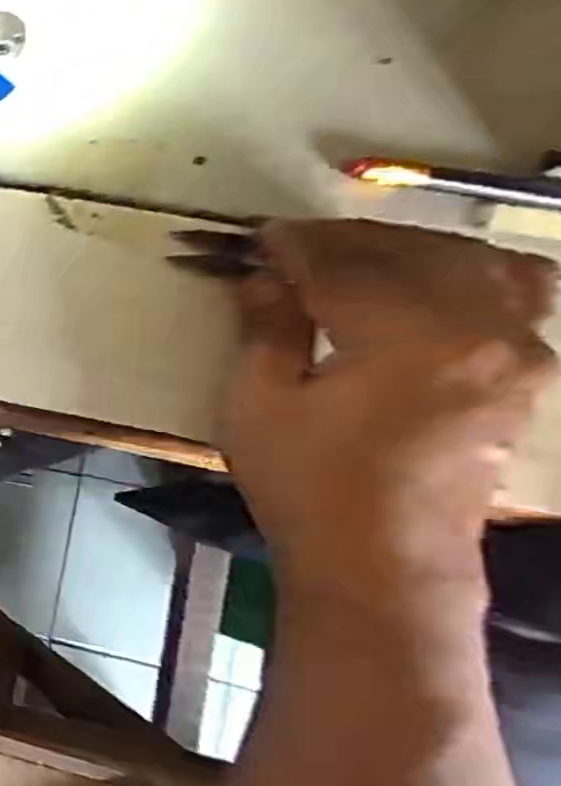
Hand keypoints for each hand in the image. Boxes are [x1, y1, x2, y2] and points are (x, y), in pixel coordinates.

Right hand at [220, 220, 556, 618]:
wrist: (379, 551)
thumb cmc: (303, 480)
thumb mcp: (258, 405)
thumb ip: (268, 333)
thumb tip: (265, 279)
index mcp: (412, 344)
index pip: (350, 271)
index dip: (299, 248)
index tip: (259, 234)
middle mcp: (487, 334)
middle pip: (418, 257)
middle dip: (349, 240)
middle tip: (290, 240)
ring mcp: (521, 351)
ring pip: (475, 264)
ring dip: (406, 247)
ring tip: (350, 251)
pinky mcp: (526, 370)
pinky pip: (509, 291)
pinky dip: (458, 269)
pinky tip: (419, 275)